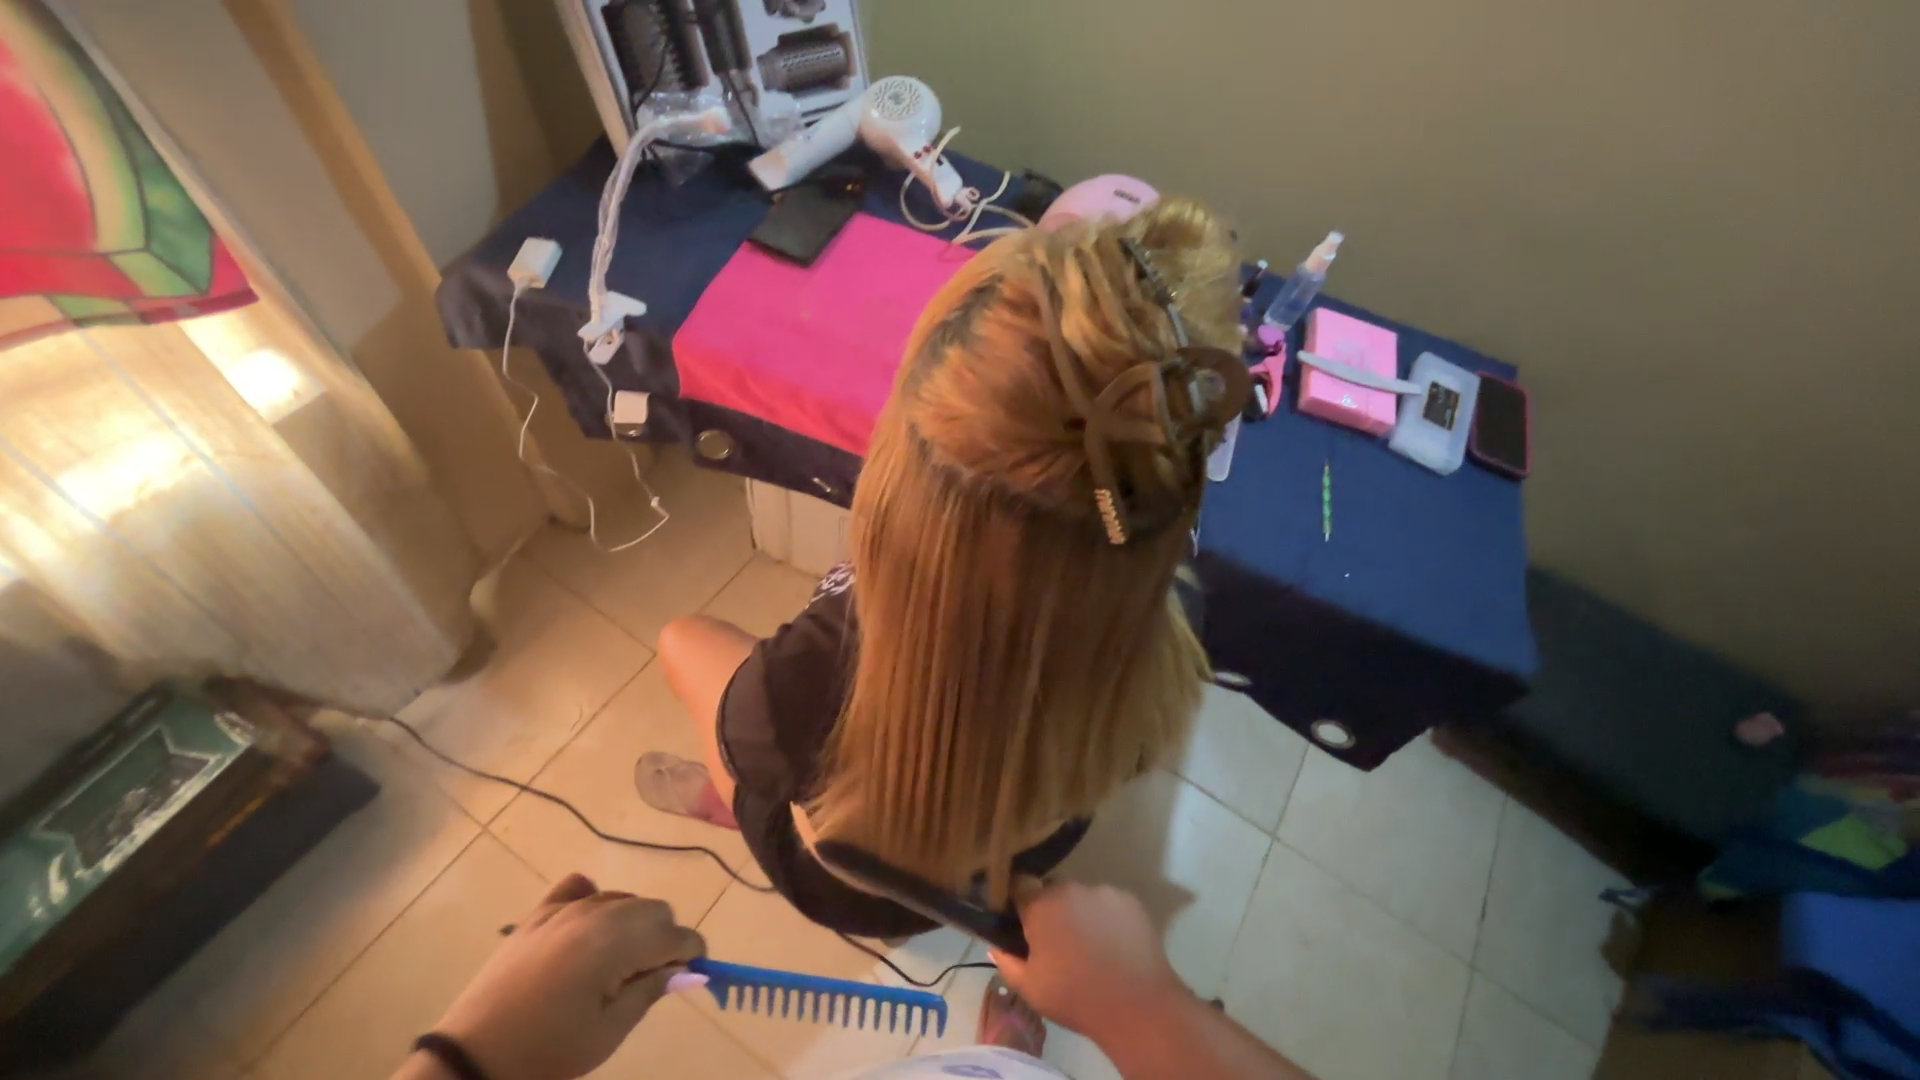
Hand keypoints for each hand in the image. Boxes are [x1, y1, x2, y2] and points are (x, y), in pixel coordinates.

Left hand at [427, 874, 705, 1079]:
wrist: (472, 1057)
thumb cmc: (548, 1050)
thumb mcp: (609, 1031)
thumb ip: (651, 990)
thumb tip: (685, 969)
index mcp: (618, 941)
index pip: (677, 934)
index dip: (692, 953)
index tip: (691, 974)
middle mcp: (598, 913)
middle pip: (655, 909)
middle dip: (664, 937)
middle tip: (650, 976)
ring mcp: (565, 909)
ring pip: (623, 899)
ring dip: (632, 923)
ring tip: (616, 963)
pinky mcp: (538, 913)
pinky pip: (579, 887)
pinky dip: (594, 900)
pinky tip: (588, 928)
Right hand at [989, 878, 1189, 1040]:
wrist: (1137, 1006)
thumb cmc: (1076, 997)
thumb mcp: (1030, 988)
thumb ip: (1007, 961)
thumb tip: (996, 944)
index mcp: (1040, 905)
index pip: (1018, 884)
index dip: (1017, 900)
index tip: (1019, 920)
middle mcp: (1070, 888)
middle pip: (1050, 888)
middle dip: (1048, 907)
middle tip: (1054, 939)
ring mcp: (1102, 890)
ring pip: (1080, 895)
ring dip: (1077, 911)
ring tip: (1088, 944)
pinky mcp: (1128, 899)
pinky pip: (1106, 901)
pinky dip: (1104, 916)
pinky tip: (1111, 942)